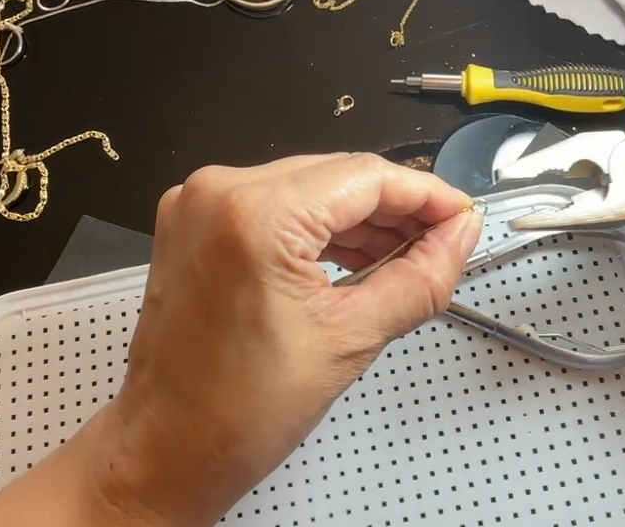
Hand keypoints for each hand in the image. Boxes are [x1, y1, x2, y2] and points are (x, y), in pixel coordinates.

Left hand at [0, 153, 481, 526]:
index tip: (460, 216)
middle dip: (397, 207)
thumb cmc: (236, 413)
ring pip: (308, 186)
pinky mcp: (196, 216)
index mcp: (256, 214)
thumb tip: (456, 238)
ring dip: (359, 216)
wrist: (164, 449)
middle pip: (338, 175)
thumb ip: (418, 278)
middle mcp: (221, 189)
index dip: (425, 194)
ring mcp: (202, 199)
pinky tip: (354, 252)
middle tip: (443, 240)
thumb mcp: (349, 340)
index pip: (366, 177)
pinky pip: (275, 201)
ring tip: (405, 252)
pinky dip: (317, 224)